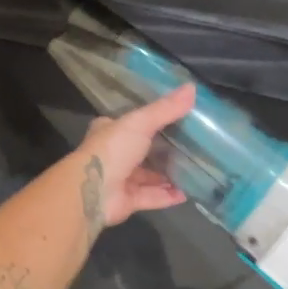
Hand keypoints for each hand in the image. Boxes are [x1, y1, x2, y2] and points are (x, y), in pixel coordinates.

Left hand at [76, 83, 197, 227]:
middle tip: (192, 148)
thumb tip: (192, 87)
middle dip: (163, 151)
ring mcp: (119, 178)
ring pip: (147, 176)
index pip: (132, 123)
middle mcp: (113, 153)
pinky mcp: (127, 200)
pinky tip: (186, 194)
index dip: (152, 121)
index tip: (177, 121)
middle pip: (142, 150)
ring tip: (194, 172)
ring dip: (167, 175)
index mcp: (110, 131)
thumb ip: (165, 109)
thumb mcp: (140, 122)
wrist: (93, 190)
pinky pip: (151, 197)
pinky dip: (167, 195)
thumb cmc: (113, 149)